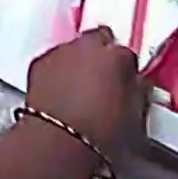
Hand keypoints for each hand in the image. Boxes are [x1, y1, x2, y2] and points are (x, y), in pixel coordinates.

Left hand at [25, 26, 144, 159]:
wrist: (62, 140)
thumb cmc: (102, 134)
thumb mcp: (136, 116)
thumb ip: (137, 91)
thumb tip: (137, 86)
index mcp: (115, 58)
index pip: (126, 53)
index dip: (128, 68)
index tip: (128, 80)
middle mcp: (85, 47)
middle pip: (97, 39)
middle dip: (102, 53)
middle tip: (107, 76)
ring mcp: (60, 52)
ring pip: (74, 48)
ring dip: (80, 61)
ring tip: (85, 87)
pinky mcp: (40, 62)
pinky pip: (54, 60)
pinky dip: (60, 69)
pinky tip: (65, 90)